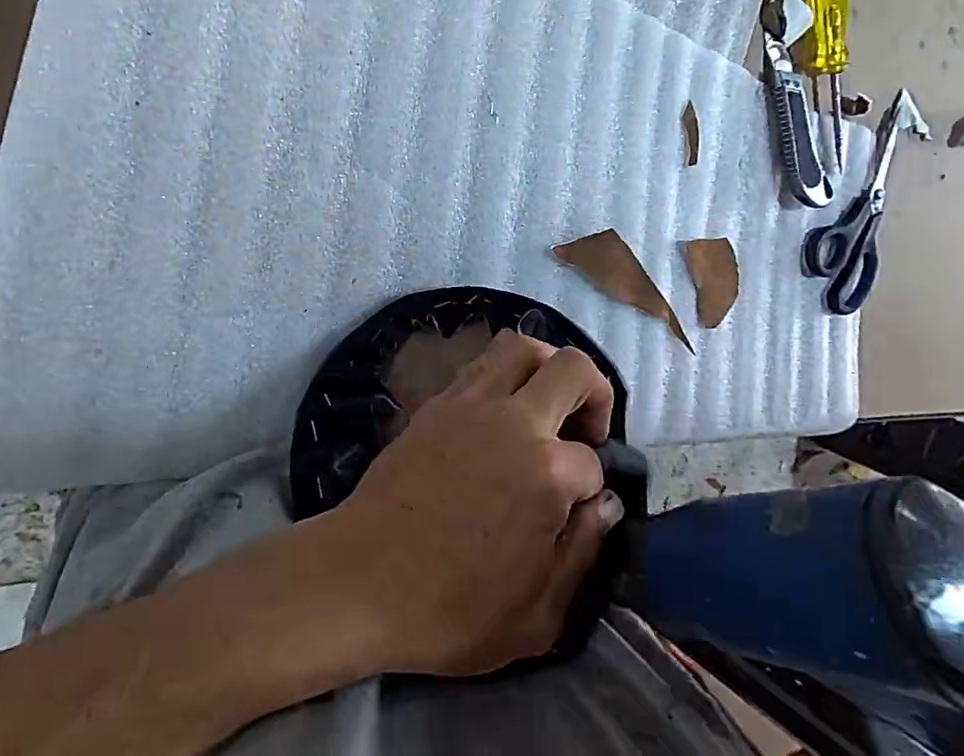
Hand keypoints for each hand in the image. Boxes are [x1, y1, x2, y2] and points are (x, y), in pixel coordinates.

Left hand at [332, 331, 623, 675]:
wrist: (357, 583)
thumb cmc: (449, 610)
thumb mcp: (537, 617)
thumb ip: (584, 553)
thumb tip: (606, 504)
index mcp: (546, 472)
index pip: (593, 461)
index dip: (594, 487)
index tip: (577, 511)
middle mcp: (515, 422)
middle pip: (573, 369)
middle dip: (596, 393)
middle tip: (585, 431)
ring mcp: (471, 404)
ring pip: (524, 346)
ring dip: (549, 366)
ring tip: (546, 405)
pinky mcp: (437, 403)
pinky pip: (482, 363)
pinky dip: (505, 374)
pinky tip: (501, 413)